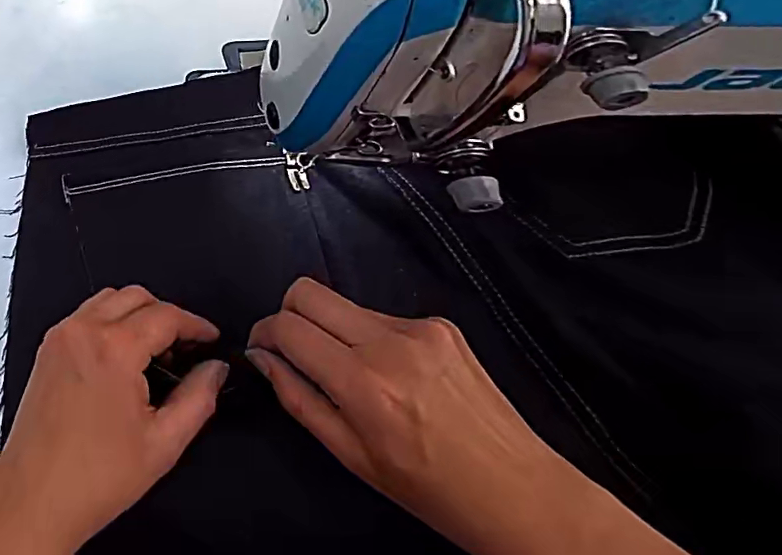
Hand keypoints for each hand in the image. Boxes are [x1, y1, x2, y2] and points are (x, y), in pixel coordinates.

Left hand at [0, 287, 228, 554]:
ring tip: (154, 352)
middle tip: (185, 346)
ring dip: (138, 314)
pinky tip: (122, 358)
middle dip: (167, 316)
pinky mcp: (48, 349)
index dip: (196, 324)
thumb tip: (214, 370)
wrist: (32, 503)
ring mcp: (62, 337)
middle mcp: (84, 332)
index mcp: (114, 349)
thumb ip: (199, 398)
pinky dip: (111, 321)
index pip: (167, 315)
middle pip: (139, 297)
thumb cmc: (88, 480)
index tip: (209, 337)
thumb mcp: (163, 444)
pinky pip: (88, 314)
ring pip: (111, 299)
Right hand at [248, 279, 681, 554]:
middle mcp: (388, 340)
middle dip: (289, 312)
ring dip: (334, 330)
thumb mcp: (353, 458)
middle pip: (309, 291)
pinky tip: (398, 376)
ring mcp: (418, 325)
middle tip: (294, 348)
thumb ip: (300, 400)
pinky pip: (384, 317)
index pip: (289, 326)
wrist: (519, 491)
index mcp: (363, 383)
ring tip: (357, 376)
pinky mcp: (441, 322)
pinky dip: (373, 338)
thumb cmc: (429, 490)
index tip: (262, 347)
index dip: (264, 331)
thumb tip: (262, 358)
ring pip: (346, 304)